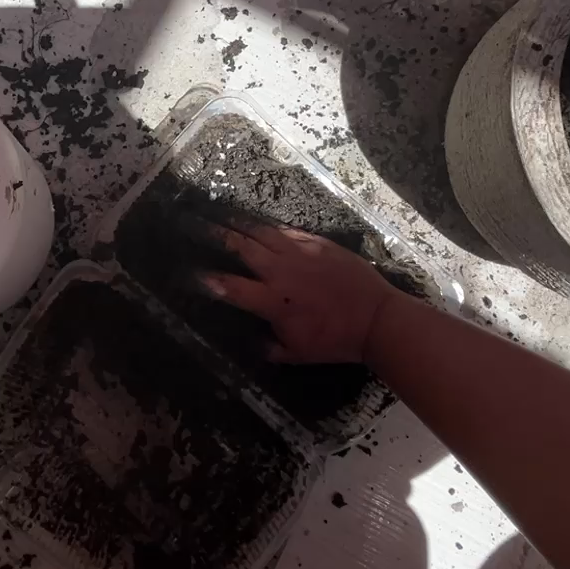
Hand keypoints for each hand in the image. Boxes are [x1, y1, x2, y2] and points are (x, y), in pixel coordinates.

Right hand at [197, 223, 404, 363]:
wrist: (376, 318)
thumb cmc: (335, 340)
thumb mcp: (297, 353)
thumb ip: (268, 346)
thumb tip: (250, 342)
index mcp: (273, 301)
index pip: (231, 286)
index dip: (208, 279)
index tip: (193, 273)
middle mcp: (280, 272)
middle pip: (241, 246)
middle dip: (216, 235)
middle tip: (197, 224)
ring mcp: (299, 253)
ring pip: (262, 232)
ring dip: (239, 223)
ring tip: (223, 215)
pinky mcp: (317, 243)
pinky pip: (287, 231)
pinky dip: (270, 228)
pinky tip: (261, 225)